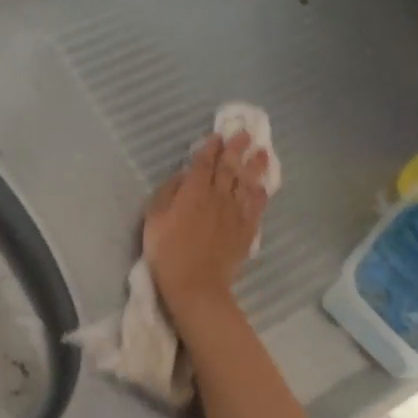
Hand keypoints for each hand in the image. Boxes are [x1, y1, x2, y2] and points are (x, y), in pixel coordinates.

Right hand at [145, 131, 270, 307]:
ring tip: (262, 152)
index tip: (217, 135)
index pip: (204, 163)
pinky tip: (264, 185)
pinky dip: (261, 193)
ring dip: (254, 165)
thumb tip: (182, 175)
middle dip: (236, 148)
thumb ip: (167, 192)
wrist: (195, 284)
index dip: (211, 147)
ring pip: (247, 182)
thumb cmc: (167, 253)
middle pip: (229, 167)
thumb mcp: (154, 219)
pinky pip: (257, 206)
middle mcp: (218, 196)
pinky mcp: (247, 230)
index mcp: (194, 192)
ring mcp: (236, 213)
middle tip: (245, 133)